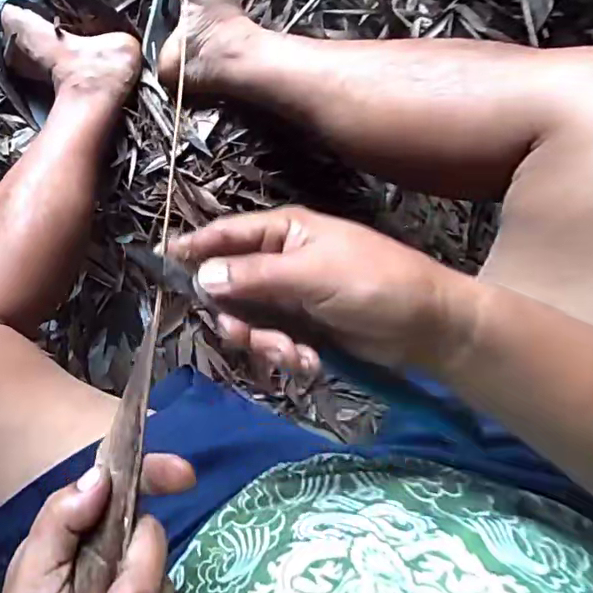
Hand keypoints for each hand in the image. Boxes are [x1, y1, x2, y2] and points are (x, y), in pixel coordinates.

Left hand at [0, 455, 195, 592]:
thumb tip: (98, 477)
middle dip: (134, 592)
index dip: (158, 471)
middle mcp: (121, 549)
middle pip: (153, 544)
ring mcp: (142, 589)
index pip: (128, 484)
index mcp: (89, 525)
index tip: (183, 475)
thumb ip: (60, 520)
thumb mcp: (32, 574)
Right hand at [167, 206, 481, 377]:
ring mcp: (290, 294)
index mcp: (283, 231)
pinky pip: (272, 339)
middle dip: (234, 314)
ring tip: (290, 354)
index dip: (195, 248)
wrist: (429, 326)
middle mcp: (280, 259)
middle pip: (230, 283)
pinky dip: (284, 353)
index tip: (163, 266)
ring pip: (249, 317)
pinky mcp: (301, 326)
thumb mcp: (312, 274)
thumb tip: (202, 276)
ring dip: (262, 340)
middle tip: (240, 335)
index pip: (226, 235)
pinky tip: (308, 362)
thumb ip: (254, 276)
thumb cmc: (373, 282)